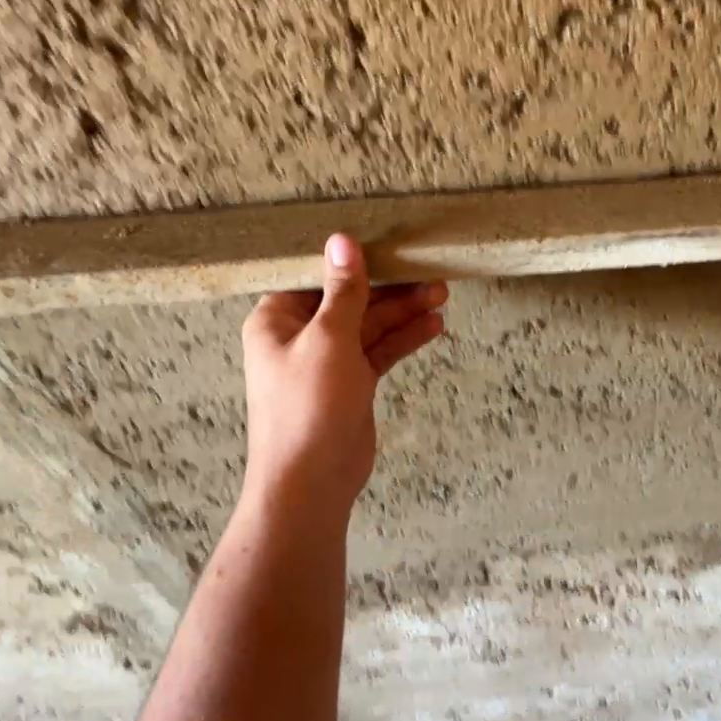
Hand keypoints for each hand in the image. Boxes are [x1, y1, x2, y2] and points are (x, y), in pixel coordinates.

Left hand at [240, 234, 446, 515]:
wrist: (311, 481)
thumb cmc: (308, 405)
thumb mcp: (328, 339)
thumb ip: (343, 290)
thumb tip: (343, 239)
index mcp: (278, 318)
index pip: (318, 277)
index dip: (354, 261)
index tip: (391, 243)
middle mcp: (301, 335)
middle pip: (351, 300)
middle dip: (391, 289)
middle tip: (431, 275)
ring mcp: (329, 361)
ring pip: (371, 326)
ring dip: (404, 312)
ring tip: (442, 295)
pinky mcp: (352, 383)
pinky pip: (380, 351)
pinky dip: (404, 339)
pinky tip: (433, 326)